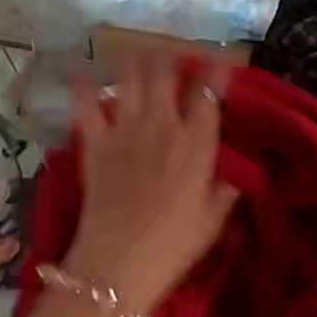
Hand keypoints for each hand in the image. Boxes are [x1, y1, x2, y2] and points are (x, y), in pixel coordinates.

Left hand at [62, 53, 239, 316]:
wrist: (119, 264)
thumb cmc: (174, 246)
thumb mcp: (212, 221)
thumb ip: (225, 192)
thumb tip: (235, 178)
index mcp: (196, 146)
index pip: (209, 96)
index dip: (217, 72)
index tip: (221, 58)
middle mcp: (162, 127)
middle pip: (166, 76)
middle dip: (171, 57)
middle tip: (174, 54)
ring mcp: (124, 131)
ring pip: (129, 80)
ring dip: (135, 62)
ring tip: (138, 53)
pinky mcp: (94, 144)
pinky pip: (86, 105)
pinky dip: (83, 86)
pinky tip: (81, 70)